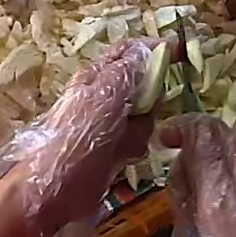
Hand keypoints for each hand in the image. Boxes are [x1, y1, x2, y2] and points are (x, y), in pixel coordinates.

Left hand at [5, 40, 156, 236]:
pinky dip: (135, 146)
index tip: (180, 52)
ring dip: (141, 127)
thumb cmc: (77, 136)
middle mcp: (105, 94)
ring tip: (124, 141)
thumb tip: (150, 49)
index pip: (130, 50)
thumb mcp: (104, 95)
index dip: (154, 48)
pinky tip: (122, 156)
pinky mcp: (115, 147)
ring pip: (146, 114)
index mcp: (96, 74)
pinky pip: (140, 138)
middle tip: (144, 109)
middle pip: (144, 84)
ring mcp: (110, 122)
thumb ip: (127, 71)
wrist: (55, 188)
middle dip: (150, 97)